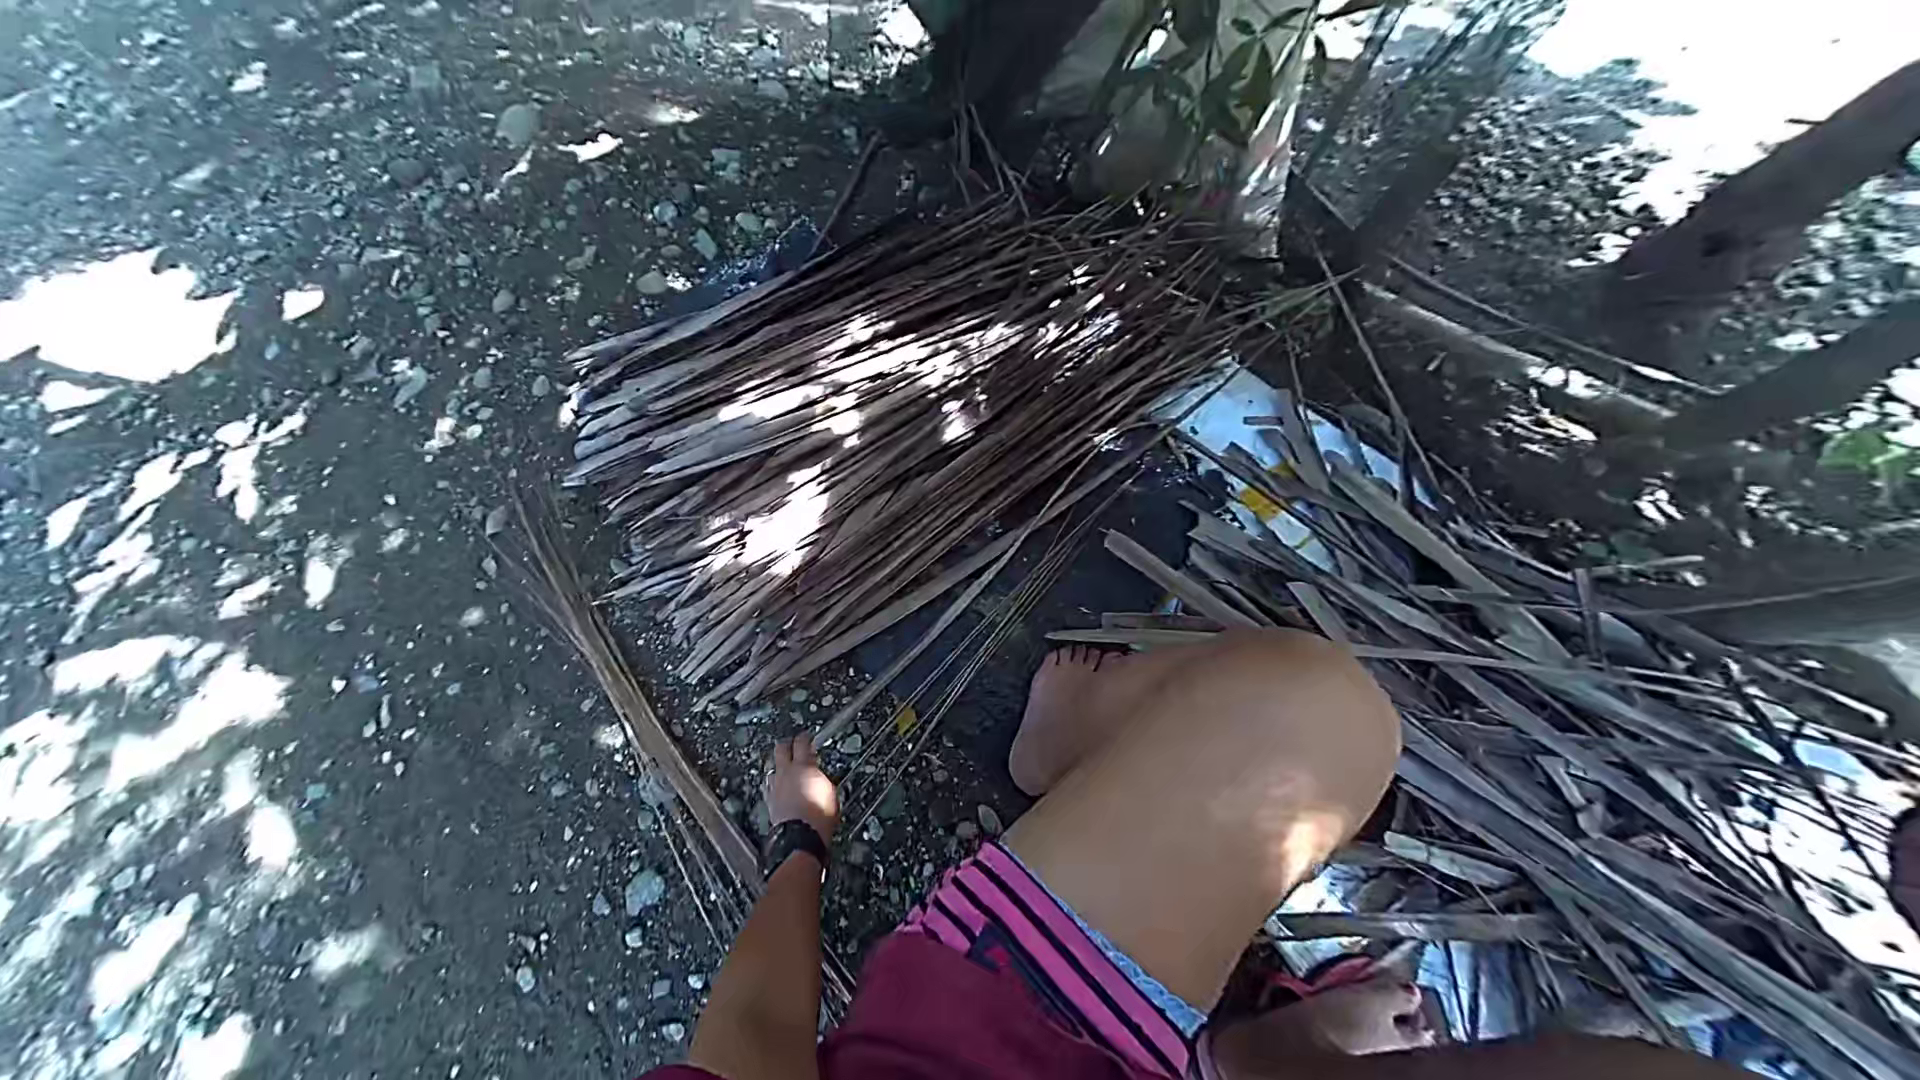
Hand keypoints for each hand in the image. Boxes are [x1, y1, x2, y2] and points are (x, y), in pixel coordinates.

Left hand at [765, 735, 838, 841]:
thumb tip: (818, 776)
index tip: (807, 737)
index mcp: (804, 766)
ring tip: (785, 766)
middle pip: (781, 748)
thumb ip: (821, 777)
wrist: (801, 838)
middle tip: (792, 744)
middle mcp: (786, 773)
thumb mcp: (830, 791)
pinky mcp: (770, 801)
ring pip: (772, 766)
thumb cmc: (819, 816)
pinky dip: (774, 782)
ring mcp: (775, 787)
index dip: (805, 737)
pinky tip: (777, 785)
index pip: (802, 742)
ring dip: (778, 764)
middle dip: (787, 744)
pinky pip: (769, 785)